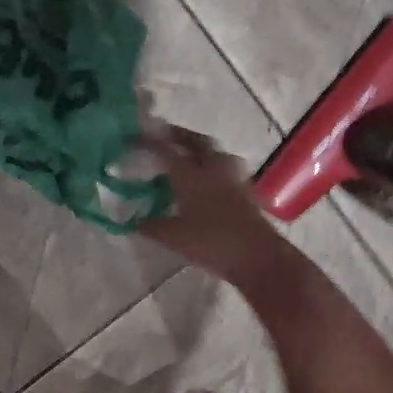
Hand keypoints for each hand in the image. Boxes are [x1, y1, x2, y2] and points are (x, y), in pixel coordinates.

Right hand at [139, 126, 294, 285]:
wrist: (258, 257)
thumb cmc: (211, 243)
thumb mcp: (172, 237)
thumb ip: (151, 225)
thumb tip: (134, 220)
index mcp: (190, 175)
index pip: (166, 150)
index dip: (149, 140)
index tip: (135, 135)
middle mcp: (213, 170)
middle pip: (197, 141)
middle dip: (180, 135)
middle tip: (165, 135)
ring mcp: (234, 180)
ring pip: (217, 154)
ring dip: (202, 150)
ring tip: (190, 156)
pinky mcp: (247, 193)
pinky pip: (228, 171)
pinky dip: (215, 169)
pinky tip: (209, 182)